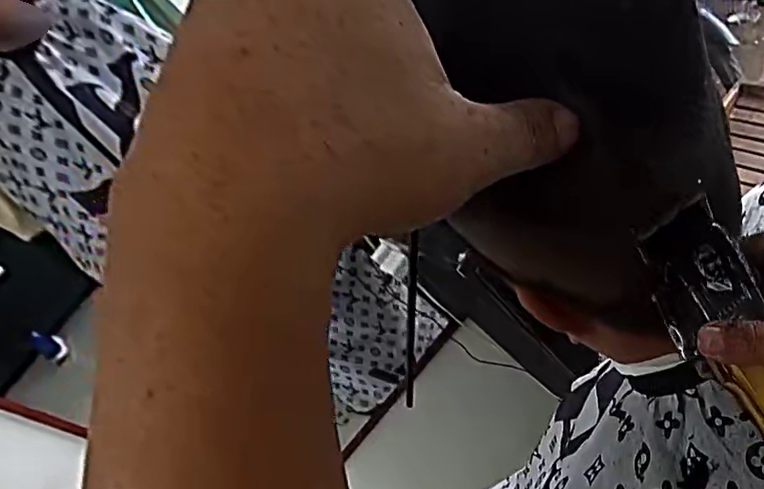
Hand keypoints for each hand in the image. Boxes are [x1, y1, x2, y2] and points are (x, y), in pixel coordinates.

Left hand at [113, 0, 576, 257]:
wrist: (244, 195)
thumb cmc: (344, 158)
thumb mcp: (470, 152)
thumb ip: (525, 133)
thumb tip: (560, 125)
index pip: (416, 11)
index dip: (423, 36)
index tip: (431, 94)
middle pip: (365, 18)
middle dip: (383, 52)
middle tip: (402, 102)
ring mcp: (238, 0)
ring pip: (307, 27)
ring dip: (335, 67)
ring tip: (358, 128)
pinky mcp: (204, 39)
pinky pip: (262, 52)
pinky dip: (291, 88)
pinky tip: (315, 138)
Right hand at [697, 233, 763, 431]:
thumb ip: (755, 341)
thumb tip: (708, 338)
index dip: (735, 256)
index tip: (701, 274)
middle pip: (762, 289)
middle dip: (734, 305)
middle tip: (698, 320)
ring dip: (745, 338)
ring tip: (711, 349)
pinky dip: (760, 361)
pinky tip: (736, 370)